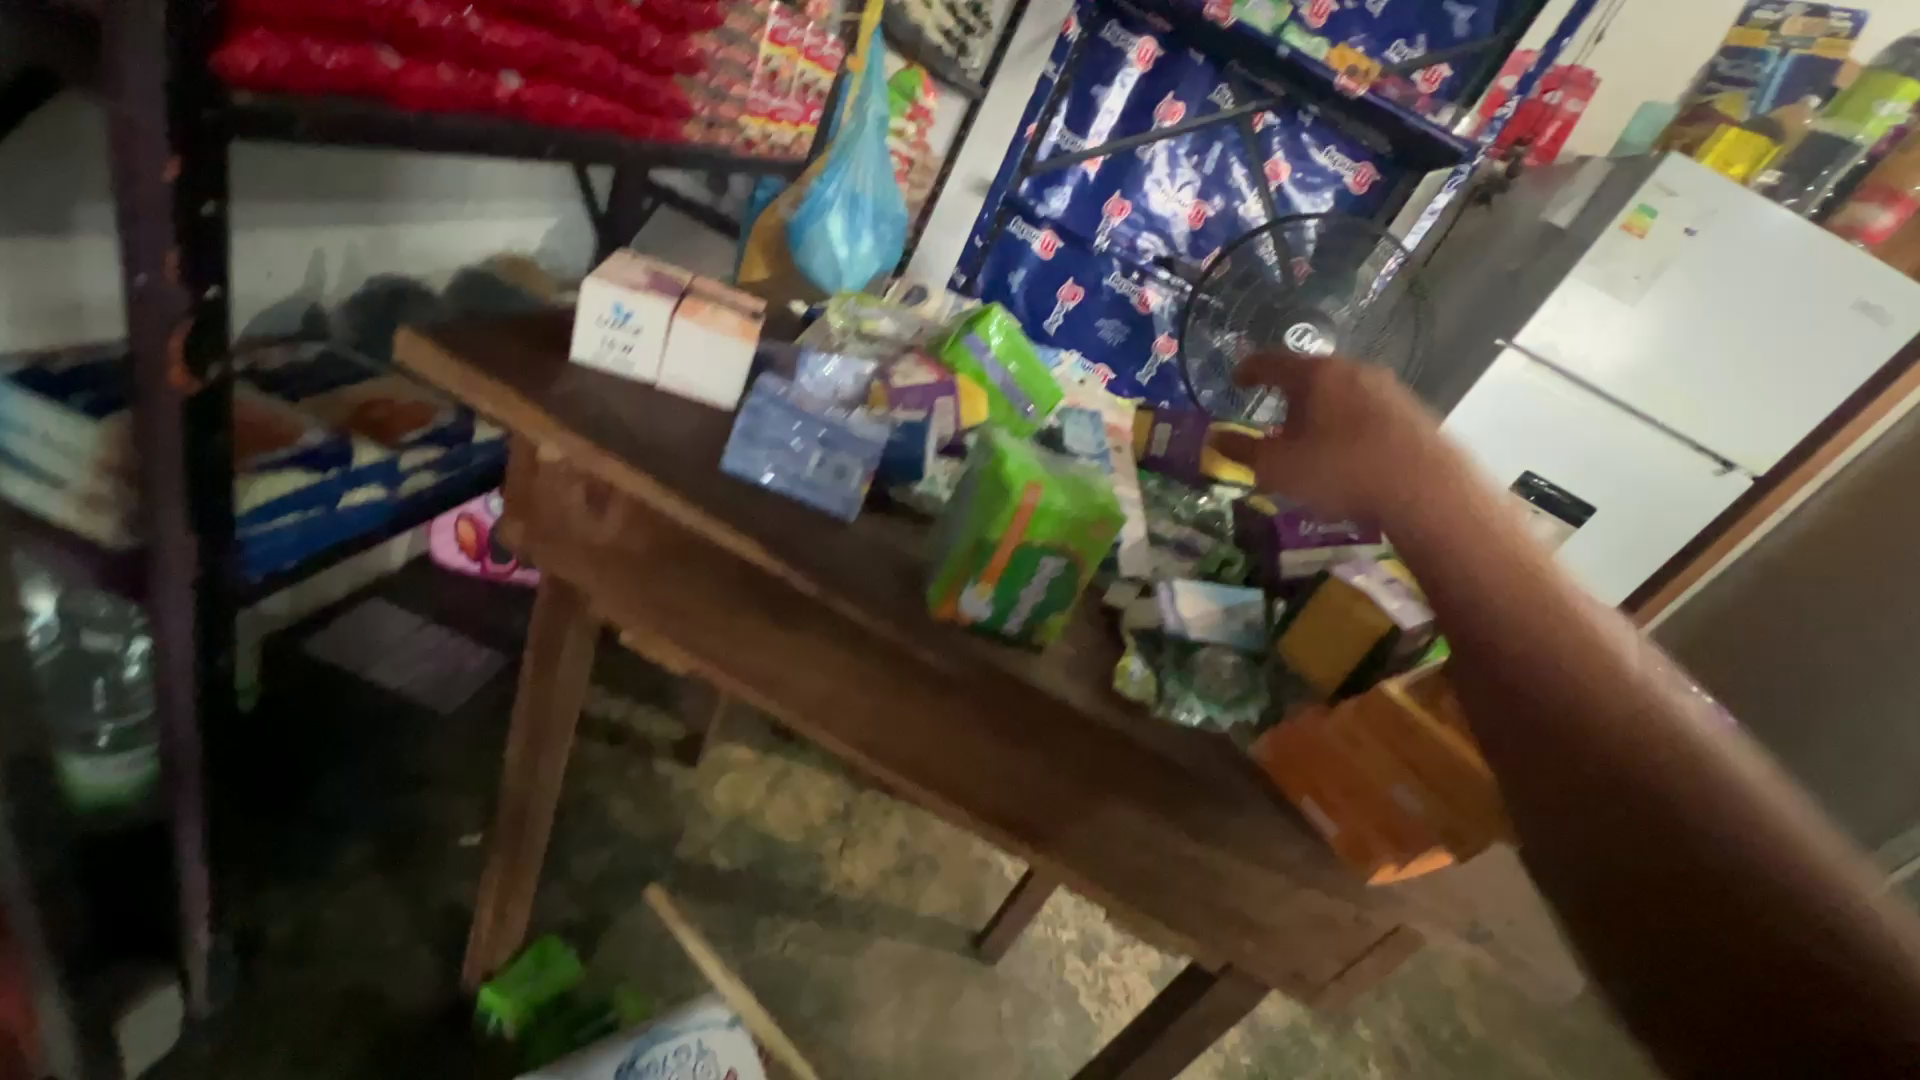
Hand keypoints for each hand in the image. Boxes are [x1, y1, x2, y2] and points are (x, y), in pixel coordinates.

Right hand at [1212, 350, 1457, 525]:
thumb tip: (1213, 437)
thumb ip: (1241, 451)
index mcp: (1314, 374)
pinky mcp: (1411, 412)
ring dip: (1319, 414)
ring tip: (1309, 445)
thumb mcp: (1277, 468)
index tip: (1236, 380)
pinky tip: (1345, 456)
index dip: (1248, 371)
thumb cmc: (1339, 471)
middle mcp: (1352, 370)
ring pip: (1340, 394)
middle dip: (1288, 398)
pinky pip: (1365, 412)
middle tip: (1273, 425)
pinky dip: (1346, 427)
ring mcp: (1387, 388)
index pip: (1270, 361)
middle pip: (1309, 377)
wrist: (1425, 490)